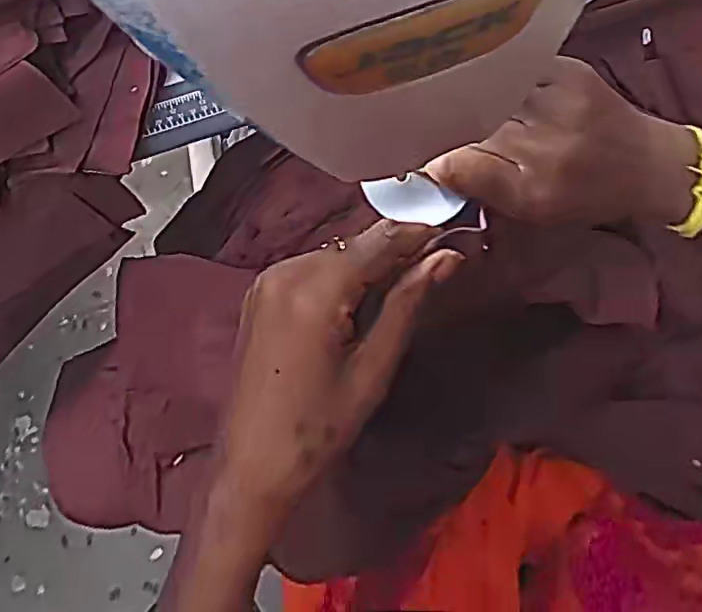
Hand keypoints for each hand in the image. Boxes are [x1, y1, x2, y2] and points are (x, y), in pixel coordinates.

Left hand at [214, 220, 461, 522]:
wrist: (252, 466)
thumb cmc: (317, 429)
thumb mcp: (373, 367)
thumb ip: (408, 301)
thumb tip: (445, 258)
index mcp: (314, 290)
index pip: (378, 240)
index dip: (417, 234)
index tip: (449, 236)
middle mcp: (286, 272)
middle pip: (355, 243)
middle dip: (395, 249)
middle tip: (432, 264)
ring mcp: (268, 279)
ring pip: (336, 252)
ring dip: (368, 262)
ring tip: (399, 286)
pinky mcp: (261, 290)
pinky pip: (313, 265)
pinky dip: (341, 274)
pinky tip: (358, 299)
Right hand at [425, 56, 697, 226]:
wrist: (651, 162)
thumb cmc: (589, 193)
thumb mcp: (536, 209)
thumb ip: (483, 186)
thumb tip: (430, 163)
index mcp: (536, 185)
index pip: (458, 160)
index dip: (431, 153)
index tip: (414, 152)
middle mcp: (547, 138)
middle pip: (469, 119)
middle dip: (446, 121)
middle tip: (427, 122)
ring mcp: (559, 95)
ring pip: (487, 88)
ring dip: (468, 93)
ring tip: (454, 98)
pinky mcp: (569, 67)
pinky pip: (513, 67)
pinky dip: (497, 75)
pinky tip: (492, 80)